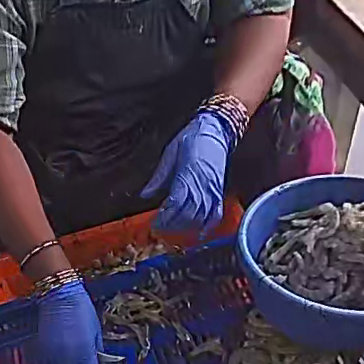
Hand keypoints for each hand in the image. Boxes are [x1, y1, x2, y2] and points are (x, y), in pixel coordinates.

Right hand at [34, 277, 103, 363]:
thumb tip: (98, 358)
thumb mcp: (96, 328)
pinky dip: (49, 361)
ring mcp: (53, 353)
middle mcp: (69, 357)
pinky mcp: (41, 347)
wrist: (59, 294)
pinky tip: (53, 355)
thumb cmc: (81, 308)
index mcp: (86, 352)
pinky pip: (45, 361)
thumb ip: (97, 346)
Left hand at [139, 109, 230, 234]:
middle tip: (161, 228)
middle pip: (187, 213)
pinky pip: (216, 213)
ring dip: (187, 226)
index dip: (165, 216)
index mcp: (187, 174)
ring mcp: (212, 189)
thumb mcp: (169, 155)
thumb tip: (144, 195)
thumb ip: (158, 178)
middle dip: (173, 224)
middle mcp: (202, 184)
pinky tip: (199, 233)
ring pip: (200, 216)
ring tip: (175, 229)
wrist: (215, 130)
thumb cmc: (191, 140)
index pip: (176, 203)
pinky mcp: (219, 192)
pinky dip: (208, 226)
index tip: (155, 222)